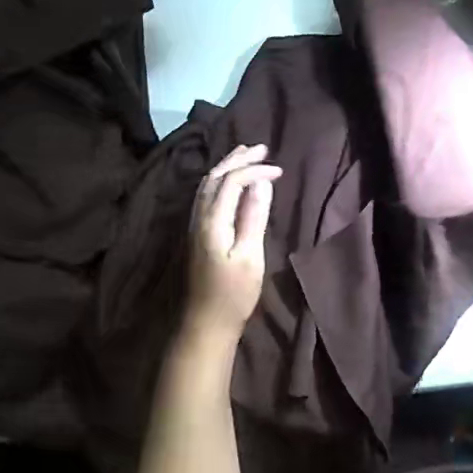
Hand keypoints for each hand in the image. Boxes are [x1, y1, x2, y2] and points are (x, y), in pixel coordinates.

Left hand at [184, 144, 280, 345]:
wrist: (204, 324)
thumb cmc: (233, 294)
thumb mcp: (250, 256)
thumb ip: (254, 217)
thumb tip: (262, 183)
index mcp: (212, 220)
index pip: (232, 181)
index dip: (255, 170)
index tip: (279, 171)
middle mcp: (198, 217)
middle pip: (215, 176)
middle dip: (238, 159)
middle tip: (261, 147)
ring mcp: (193, 225)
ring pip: (207, 184)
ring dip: (226, 166)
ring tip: (246, 155)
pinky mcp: (196, 233)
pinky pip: (205, 194)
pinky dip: (220, 180)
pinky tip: (230, 182)